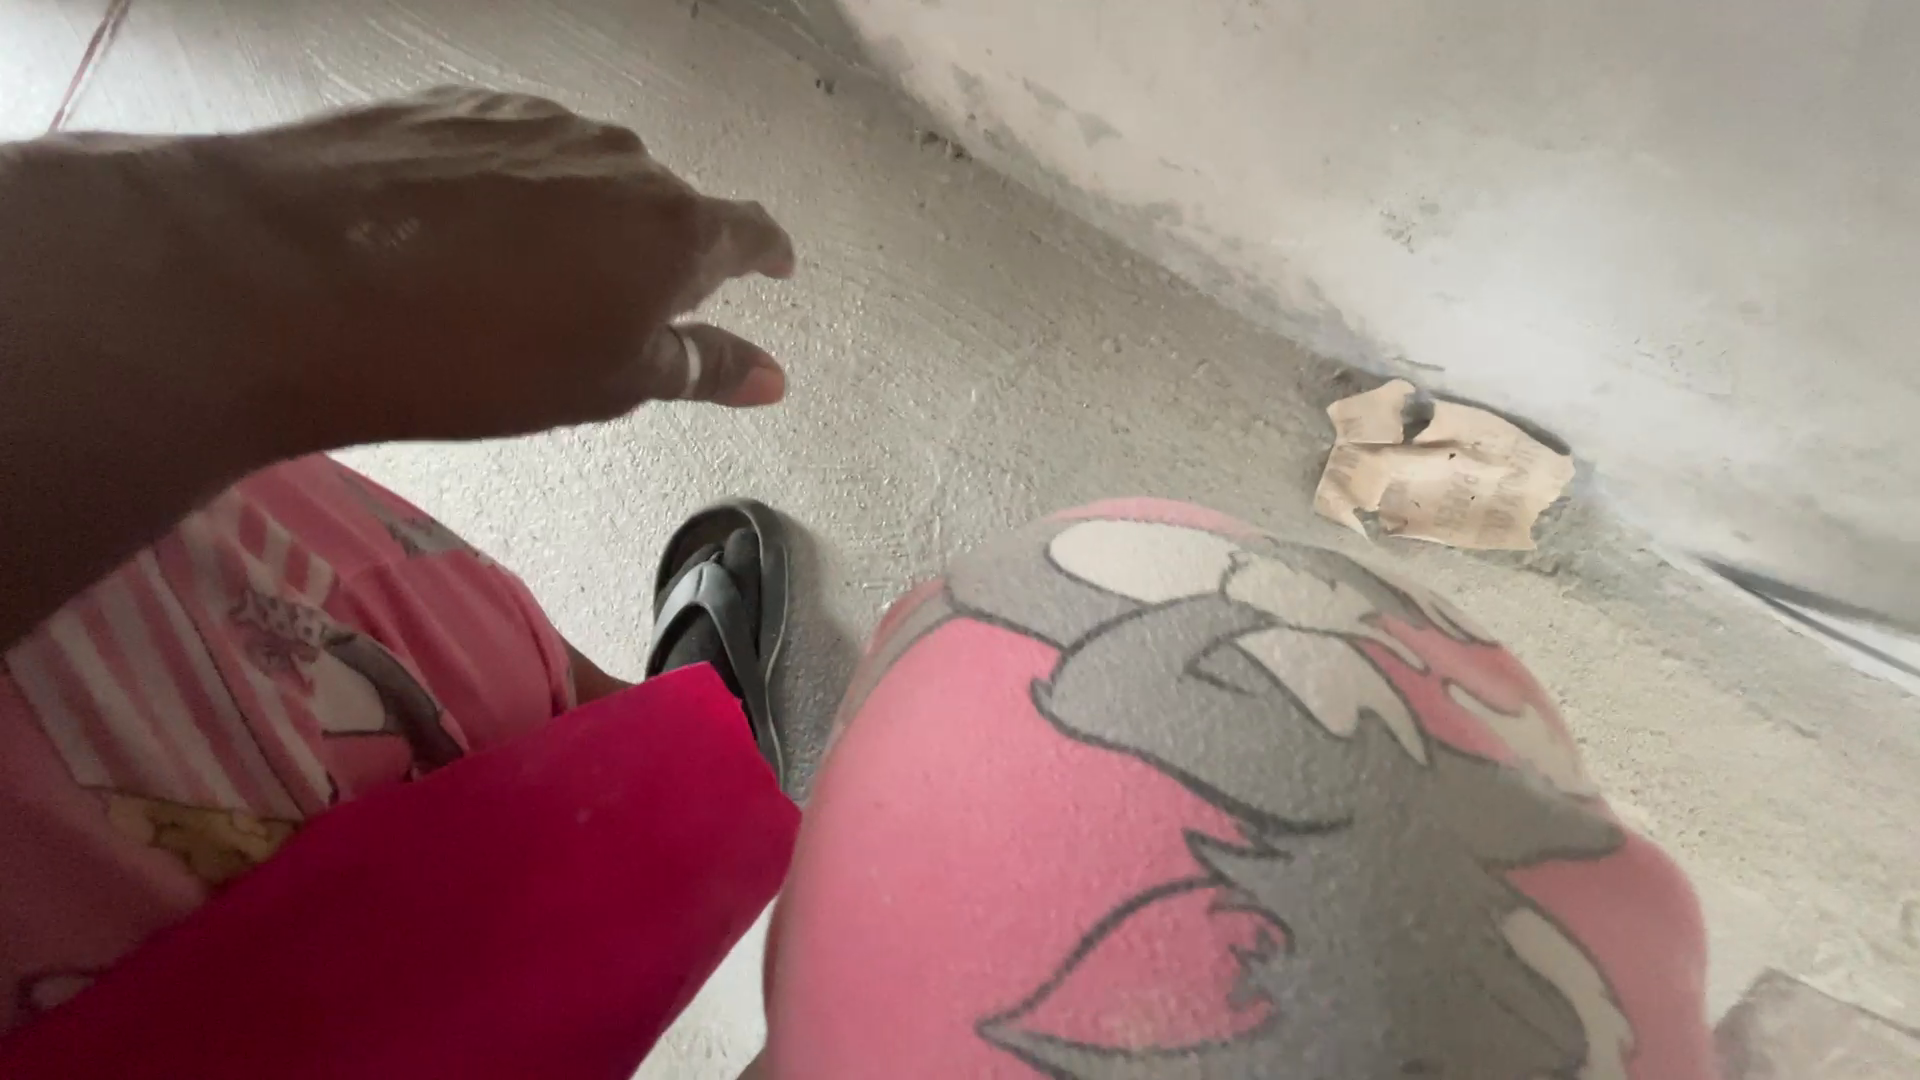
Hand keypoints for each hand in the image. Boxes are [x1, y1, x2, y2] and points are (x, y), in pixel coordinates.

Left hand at [191, 86, 796, 441]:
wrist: (285, 283)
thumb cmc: (487, 358)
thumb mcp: (613, 381)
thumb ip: (703, 368)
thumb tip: (775, 377)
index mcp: (674, 229)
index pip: (752, 233)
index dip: (769, 255)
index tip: (774, 272)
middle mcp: (622, 158)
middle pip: (671, 205)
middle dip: (669, 252)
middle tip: (632, 308)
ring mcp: (537, 121)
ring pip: (598, 175)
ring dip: (598, 220)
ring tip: (548, 275)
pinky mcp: (457, 105)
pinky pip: (528, 152)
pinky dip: (533, 191)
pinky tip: (485, 231)